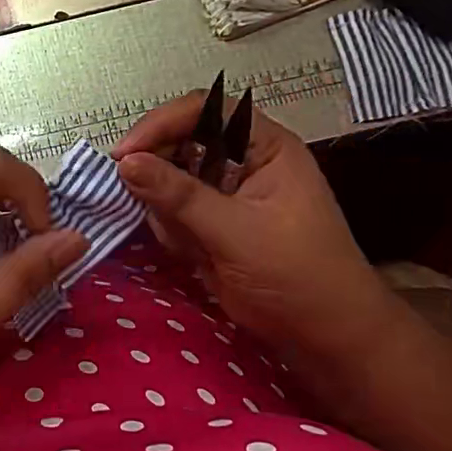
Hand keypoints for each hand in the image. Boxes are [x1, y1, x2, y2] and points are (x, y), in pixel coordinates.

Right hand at [112, 93, 391, 351]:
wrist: (327, 339)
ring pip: (172, 181)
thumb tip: (125, 163)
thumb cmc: (297, 277)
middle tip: (134, 200)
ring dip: (167, 210)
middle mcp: (243, 162)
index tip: (123, 155)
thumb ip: (179, 196)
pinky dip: (173, 232)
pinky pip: (175, 213)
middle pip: (181, 143)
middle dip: (159, 173)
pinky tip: (193, 256)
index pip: (204, 111)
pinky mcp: (214, 225)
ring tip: (188, 244)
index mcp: (264, 147)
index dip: (160, 124)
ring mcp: (227, 195)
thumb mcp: (236, 232)